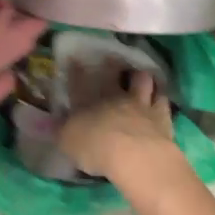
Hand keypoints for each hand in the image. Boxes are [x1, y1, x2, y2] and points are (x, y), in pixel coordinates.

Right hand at [58, 61, 177, 178]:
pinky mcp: (162, 115)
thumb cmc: (95, 148)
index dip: (76, 70)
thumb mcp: (67, 143)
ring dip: (139, 76)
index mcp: (88, 102)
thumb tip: (53, 121)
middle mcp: (115, 96)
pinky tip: (160, 96)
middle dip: (110, 65)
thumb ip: (61, 130)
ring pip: (142, 80)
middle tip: (110, 59)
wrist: (134, 156)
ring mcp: (140, 103)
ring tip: (139, 75)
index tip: (75, 58)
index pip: (78, 81)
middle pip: (112, 74)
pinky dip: (160, 95)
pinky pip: (162, 98)